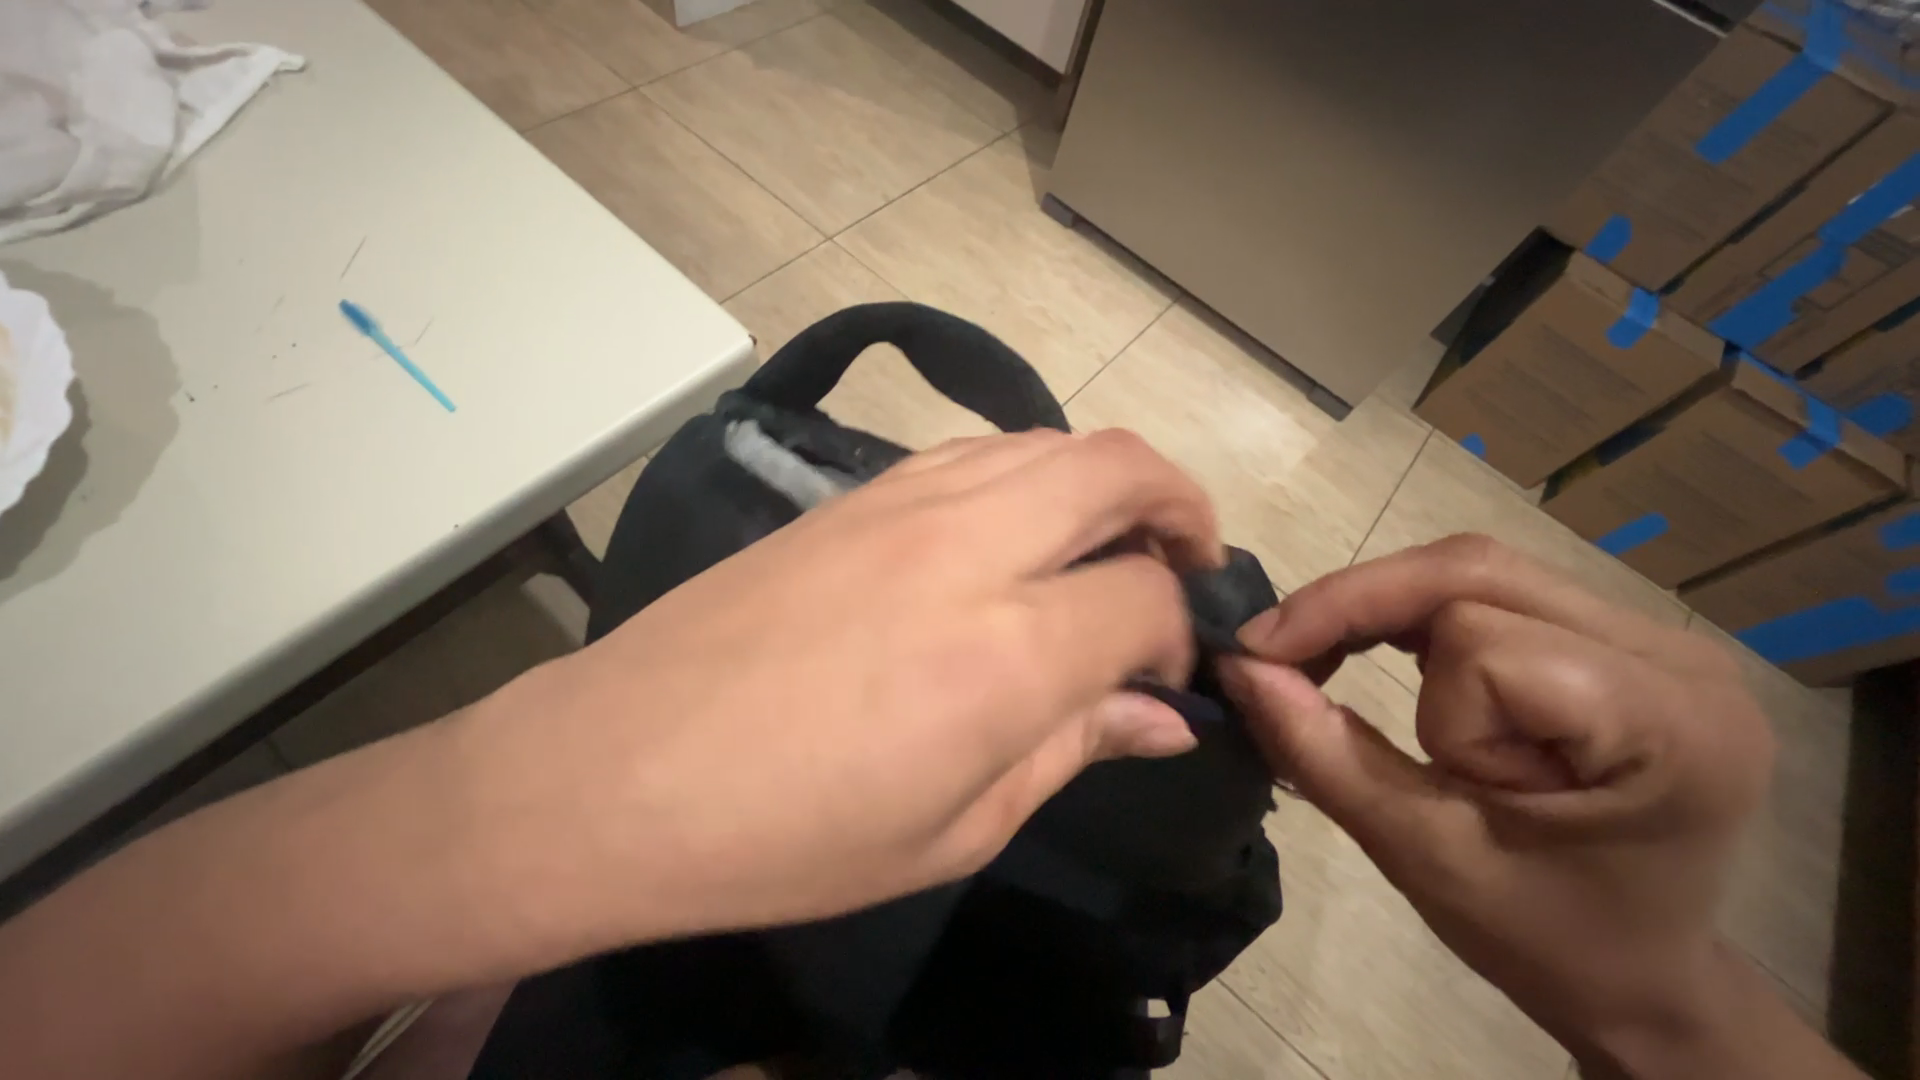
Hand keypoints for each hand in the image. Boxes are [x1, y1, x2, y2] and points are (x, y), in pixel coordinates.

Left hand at [463, 429, 1222, 943]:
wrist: (618, 769)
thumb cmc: (792, 834)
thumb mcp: (956, 827)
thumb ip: (1072, 748)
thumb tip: (1163, 717)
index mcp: (1007, 650)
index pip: (1146, 597)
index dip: (1176, 634)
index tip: (1162, 676)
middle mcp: (969, 546)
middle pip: (1117, 466)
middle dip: (1177, 502)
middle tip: (1186, 559)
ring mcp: (903, 502)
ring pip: (1045, 441)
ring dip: (1102, 477)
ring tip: (1108, 538)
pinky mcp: (852, 492)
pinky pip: (973, 452)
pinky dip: (1027, 473)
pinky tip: (1015, 528)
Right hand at [1217, 535, 1777, 1068]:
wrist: (1635, 974)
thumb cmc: (1540, 935)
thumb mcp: (1419, 853)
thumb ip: (1321, 750)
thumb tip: (1237, 666)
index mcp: (1665, 724)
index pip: (1488, 645)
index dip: (1412, 695)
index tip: (1368, 758)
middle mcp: (1671, 653)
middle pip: (1473, 571)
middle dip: (1354, 603)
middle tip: (1272, 650)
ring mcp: (1646, 636)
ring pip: (1471, 568)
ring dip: (1374, 604)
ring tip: (1316, 652)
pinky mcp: (1609, 635)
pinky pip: (1485, 589)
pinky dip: (1407, 612)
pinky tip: (1378, 647)